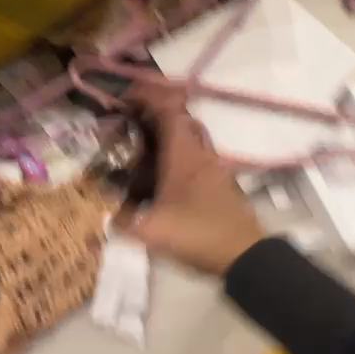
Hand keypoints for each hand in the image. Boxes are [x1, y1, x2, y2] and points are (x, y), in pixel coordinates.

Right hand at [123, 87, 266, 275]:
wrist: (246, 257)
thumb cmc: (198, 235)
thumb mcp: (152, 232)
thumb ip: (124, 222)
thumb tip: (108, 217)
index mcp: (184, 155)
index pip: (168, 109)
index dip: (147, 96)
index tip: (124, 99)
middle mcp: (200, 154)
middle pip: (179, 118)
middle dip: (153, 112)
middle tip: (128, 121)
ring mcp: (214, 167)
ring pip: (189, 136)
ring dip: (166, 133)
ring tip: (141, 146)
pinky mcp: (220, 182)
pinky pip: (195, 155)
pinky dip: (176, 153)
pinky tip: (161, 175)